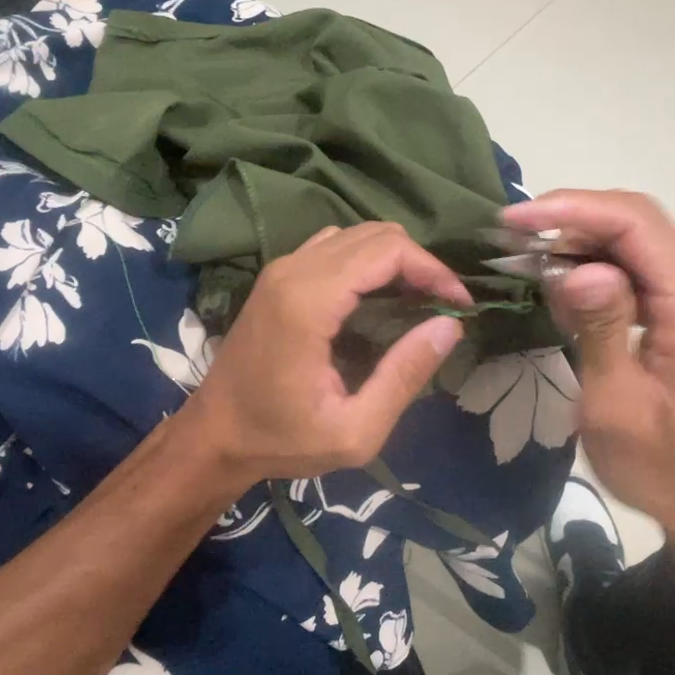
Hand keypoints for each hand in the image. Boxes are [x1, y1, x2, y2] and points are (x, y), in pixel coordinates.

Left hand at [178, 222, 470, 487]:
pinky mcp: (277, 277)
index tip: (460, 306)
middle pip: (375, 234)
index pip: (388, 250)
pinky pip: (333, 247)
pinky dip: (367, 261)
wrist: (214, 436)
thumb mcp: (355, 431)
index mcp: (309, 301)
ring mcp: (281, 268)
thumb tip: (450, 326)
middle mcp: (293, 270)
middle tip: (443, 307)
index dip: (434, 270)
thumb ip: (404, 376)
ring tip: (418, 303)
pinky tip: (380, 298)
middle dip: (419, 264)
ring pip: (355, 235)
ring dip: (394, 260)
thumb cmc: (281, 440)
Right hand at [500, 190, 674, 529]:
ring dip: (577, 238)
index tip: (513, 222)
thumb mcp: (617, 404)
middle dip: (570, 218)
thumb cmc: (657, 463)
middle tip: (509, 237)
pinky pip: (636, 263)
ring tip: (524, 258)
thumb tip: (579, 268)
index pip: (636, 225)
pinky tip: (557, 281)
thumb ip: (601, 329)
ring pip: (634, 237)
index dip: (572, 210)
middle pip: (636, 220)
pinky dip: (592, 261)